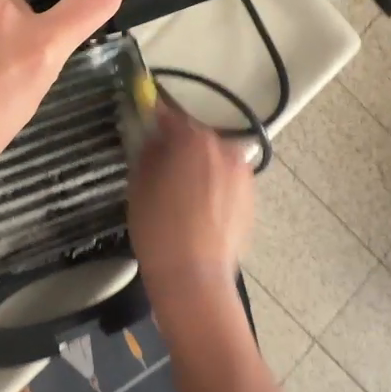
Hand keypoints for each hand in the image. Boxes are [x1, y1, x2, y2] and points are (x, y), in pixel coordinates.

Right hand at [127, 103, 254, 305]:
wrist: (194, 276)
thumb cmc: (157, 227)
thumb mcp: (139, 184)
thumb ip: (148, 151)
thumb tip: (155, 138)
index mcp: (194, 140)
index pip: (169, 115)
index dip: (153, 116)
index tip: (142, 117)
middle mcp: (225, 149)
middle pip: (196, 136)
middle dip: (178, 143)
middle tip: (158, 159)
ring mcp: (242, 174)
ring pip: (214, 158)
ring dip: (198, 163)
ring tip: (178, 186)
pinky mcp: (251, 198)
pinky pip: (226, 179)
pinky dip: (212, 183)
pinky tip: (196, 206)